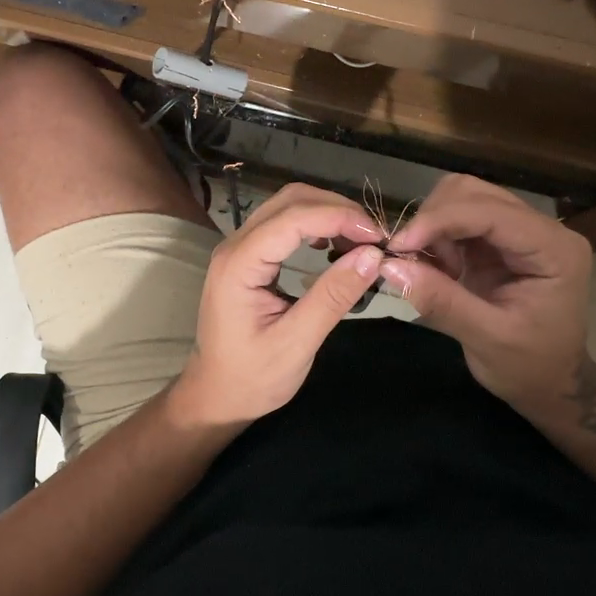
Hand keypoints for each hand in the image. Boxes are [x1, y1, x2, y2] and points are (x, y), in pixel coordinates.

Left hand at [173, 184, 385, 426]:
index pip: (292, 217)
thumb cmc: (253, 377)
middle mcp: (234, 246)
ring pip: (286, 207)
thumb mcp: (297, 342)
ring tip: (363, 241)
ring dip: (328, 214)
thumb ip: (333, 296)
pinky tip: (335, 246)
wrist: (217, 395)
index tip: (379, 236)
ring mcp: (238, 249)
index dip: (339, 217)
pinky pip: (283, 225)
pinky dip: (315, 225)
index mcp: (239, 264)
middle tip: (376, 237)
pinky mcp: (248, 258)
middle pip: (289, 200)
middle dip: (337, 209)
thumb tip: (373, 255)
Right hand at [379, 174, 592, 407]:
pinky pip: (457, 219)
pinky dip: (435, 237)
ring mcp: (519, 232)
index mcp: (554, 250)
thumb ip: (441, 301)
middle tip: (411, 261)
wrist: (549, 385)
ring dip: (433, 228)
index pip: (492, 212)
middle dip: (434, 221)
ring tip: (430, 269)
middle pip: (474, 193)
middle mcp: (540, 230)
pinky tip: (436, 269)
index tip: (399, 245)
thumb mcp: (486, 339)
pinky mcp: (498, 241)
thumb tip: (389, 266)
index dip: (441, 220)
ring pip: (462, 199)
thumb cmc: (528, 366)